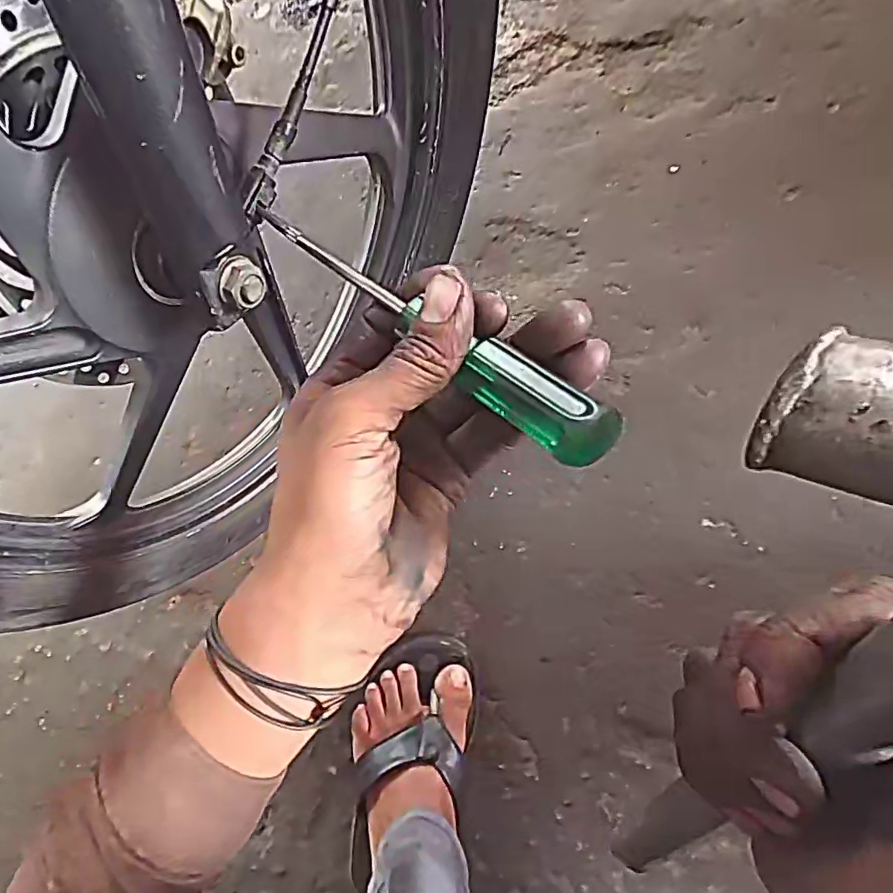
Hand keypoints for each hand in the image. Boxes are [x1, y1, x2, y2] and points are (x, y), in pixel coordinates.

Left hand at [220, 266, 608, 688]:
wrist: (339, 597)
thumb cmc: (320, 517)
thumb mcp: (353, 421)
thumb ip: (407, 362)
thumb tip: (443, 302)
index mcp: (340, 390)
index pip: (392, 330)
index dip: (434, 308)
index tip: (473, 294)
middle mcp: (377, 414)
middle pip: (443, 358)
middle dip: (492, 335)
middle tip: (535, 318)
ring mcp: (413, 446)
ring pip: (477, 394)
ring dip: (524, 369)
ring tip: (573, 341)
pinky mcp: (445, 478)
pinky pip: (491, 434)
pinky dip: (526, 413)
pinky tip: (558, 393)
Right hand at [674, 581, 892, 892]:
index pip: (863, 609)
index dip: (795, 641)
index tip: (770, 703)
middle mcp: (884, 679)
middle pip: (765, 633)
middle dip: (750, 711)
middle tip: (787, 782)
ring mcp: (814, 700)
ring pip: (714, 669)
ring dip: (727, 748)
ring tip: (783, 808)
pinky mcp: (759, 727)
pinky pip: (693, 711)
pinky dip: (707, 763)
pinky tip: (753, 805)